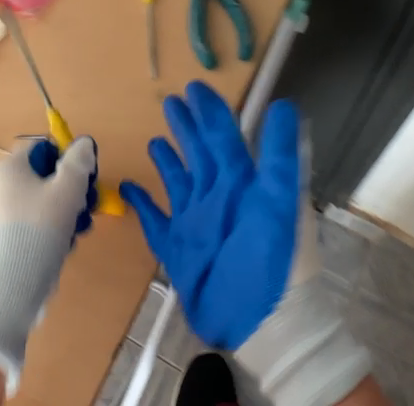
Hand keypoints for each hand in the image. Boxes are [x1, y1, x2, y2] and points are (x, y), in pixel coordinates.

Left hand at [0, 137, 97, 394]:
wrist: (6, 293)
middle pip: (33, 178)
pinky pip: (15, 226)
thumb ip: (79, 161)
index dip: (64, 161)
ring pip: (26, 204)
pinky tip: (50, 253)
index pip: (39, 148)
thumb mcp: (69, 191)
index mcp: (5, 168)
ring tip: (70, 238)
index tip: (82, 183)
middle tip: (81, 214)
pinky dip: (34, 232)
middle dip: (61, 192)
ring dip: (51, 214)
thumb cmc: (39, 233)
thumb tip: (82, 143)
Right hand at [120, 83, 371, 405]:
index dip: (210, 112)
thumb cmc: (274, 261)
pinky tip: (129, 189)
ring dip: (168, 160)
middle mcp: (217, 197)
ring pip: (179, 182)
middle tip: (170, 101)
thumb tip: (284, 105)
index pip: (223, 136)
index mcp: (241, 182)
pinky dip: (142, 205)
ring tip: (155, 140)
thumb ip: (281, 155)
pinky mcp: (179, 253)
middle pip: (199, 153)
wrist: (262, 326)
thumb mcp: (281, 203)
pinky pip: (155, 223)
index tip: (194, 87)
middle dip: (187, 127)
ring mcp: (196, 225)